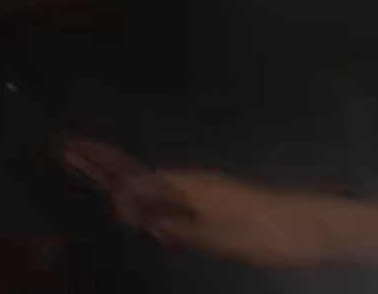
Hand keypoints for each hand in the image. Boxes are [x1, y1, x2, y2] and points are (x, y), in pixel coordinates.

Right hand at [64, 141, 333, 268]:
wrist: (311, 227)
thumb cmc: (259, 230)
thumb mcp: (210, 232)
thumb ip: (166, 221)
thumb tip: (125, 210)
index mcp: (175, 186)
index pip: (126, 175)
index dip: (97, 165)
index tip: (66, 150)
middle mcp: (181, 180)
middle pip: (131, 168)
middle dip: (98, 158)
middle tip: (68, 145)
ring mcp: (197, 187)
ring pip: (149, 180)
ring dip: (120, 174)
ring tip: (94, 165)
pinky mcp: (212, 198)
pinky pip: (168, 192)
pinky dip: (147, 191)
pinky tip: (155, 211)